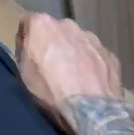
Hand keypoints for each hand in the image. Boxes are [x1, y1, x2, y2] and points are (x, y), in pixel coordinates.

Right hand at [17, 13, 122, 127]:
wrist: (90, 111)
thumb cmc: (49, 90)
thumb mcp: (22, 72)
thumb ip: (24, 50)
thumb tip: (29, 45)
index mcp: (42, 24)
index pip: (28, 22)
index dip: (27, 39)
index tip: (28, 55)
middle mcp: (68, 24)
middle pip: (56, 31)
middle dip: (53, 44)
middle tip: (52, 68)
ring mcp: (92, 38)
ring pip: (78, 42)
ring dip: (74, 54)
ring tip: (74, 79)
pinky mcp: (110, 55)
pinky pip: (96, 56)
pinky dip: (92, 66)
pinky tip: (91, 84)